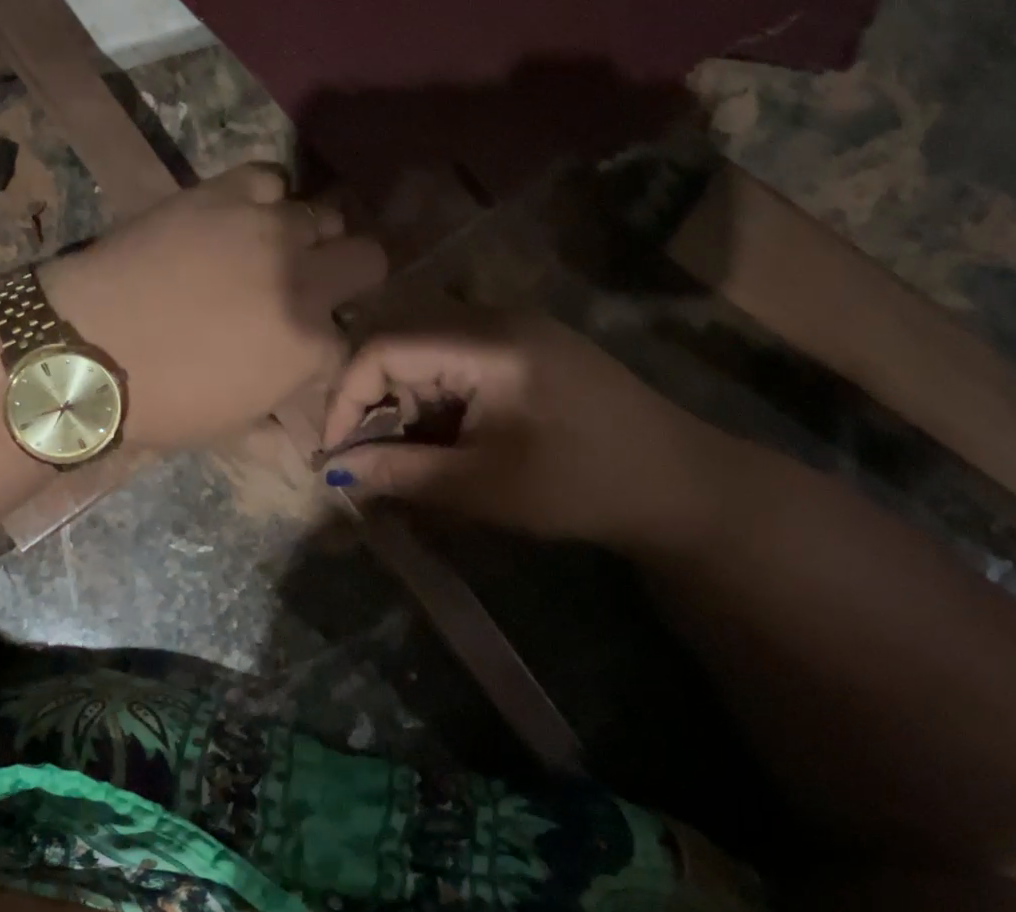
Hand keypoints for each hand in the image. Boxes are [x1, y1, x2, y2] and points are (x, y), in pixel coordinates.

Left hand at [37, 165, 386, 451]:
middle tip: (311, 293)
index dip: (332, 348)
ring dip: (308, 239)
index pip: (352, 341)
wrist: (85, 347)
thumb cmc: (158, 404)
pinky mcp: (223, 192)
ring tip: (272, 255)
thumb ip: (279, 412)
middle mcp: (303, 279)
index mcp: (308, 348)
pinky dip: (266, 200)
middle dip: (347, 279)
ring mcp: (266, 228)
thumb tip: (299, 414)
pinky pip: (272, 179)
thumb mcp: (228, 429)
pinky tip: (242, 222)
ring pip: (325, 214)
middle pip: (366, 259)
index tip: (310, 352)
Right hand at [320, 312, 734, 551]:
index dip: (345, 398)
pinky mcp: (531, 351)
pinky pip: (458, 362)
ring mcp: (519, 332)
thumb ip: (398, 471)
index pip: (383, 346)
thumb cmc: (577, 486)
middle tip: (368, 454)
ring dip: (402, 402)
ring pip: (426, 352)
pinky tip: (444, 441)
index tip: (335, 454)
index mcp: (488, 344)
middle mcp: (499, 321)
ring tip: (406, 455)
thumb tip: (334, 470)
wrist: (682, 487)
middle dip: (371, 400)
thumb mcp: (478, 485)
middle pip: (401, 341)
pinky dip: (434, 400)